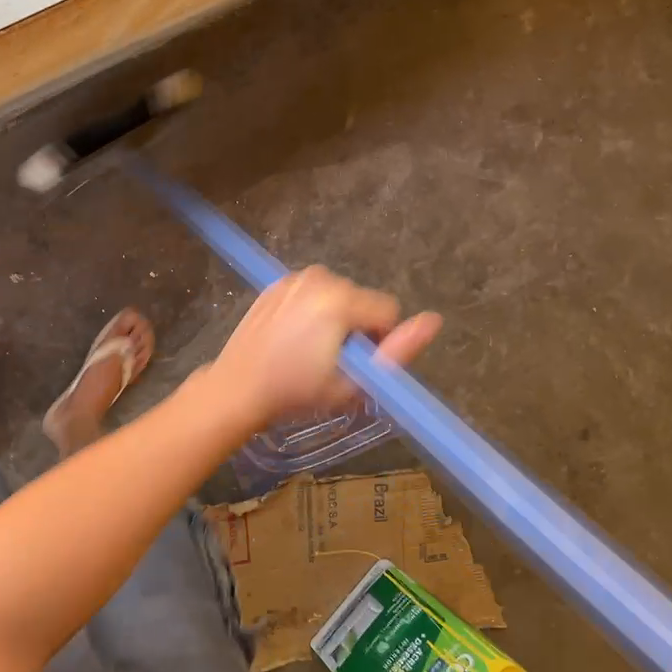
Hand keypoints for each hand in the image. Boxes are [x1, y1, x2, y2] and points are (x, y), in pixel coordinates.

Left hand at [207, 266, 441, 427]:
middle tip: (329, 360)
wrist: (237, 388)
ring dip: (333, 318)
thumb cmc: (297, 392)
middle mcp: (318, 278)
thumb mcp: (354, 382)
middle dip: (355, 327)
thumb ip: (398, 352)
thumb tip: (434, 320)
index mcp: (340, 299)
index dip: (378, 342)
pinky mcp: (274, 286)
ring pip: (337, 295)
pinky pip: (310, 294)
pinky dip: (309, 311)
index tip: (354, 364)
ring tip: (309, 350)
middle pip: (361, 301)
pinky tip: (292, 338)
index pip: (388, 312)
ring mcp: (292, 279)